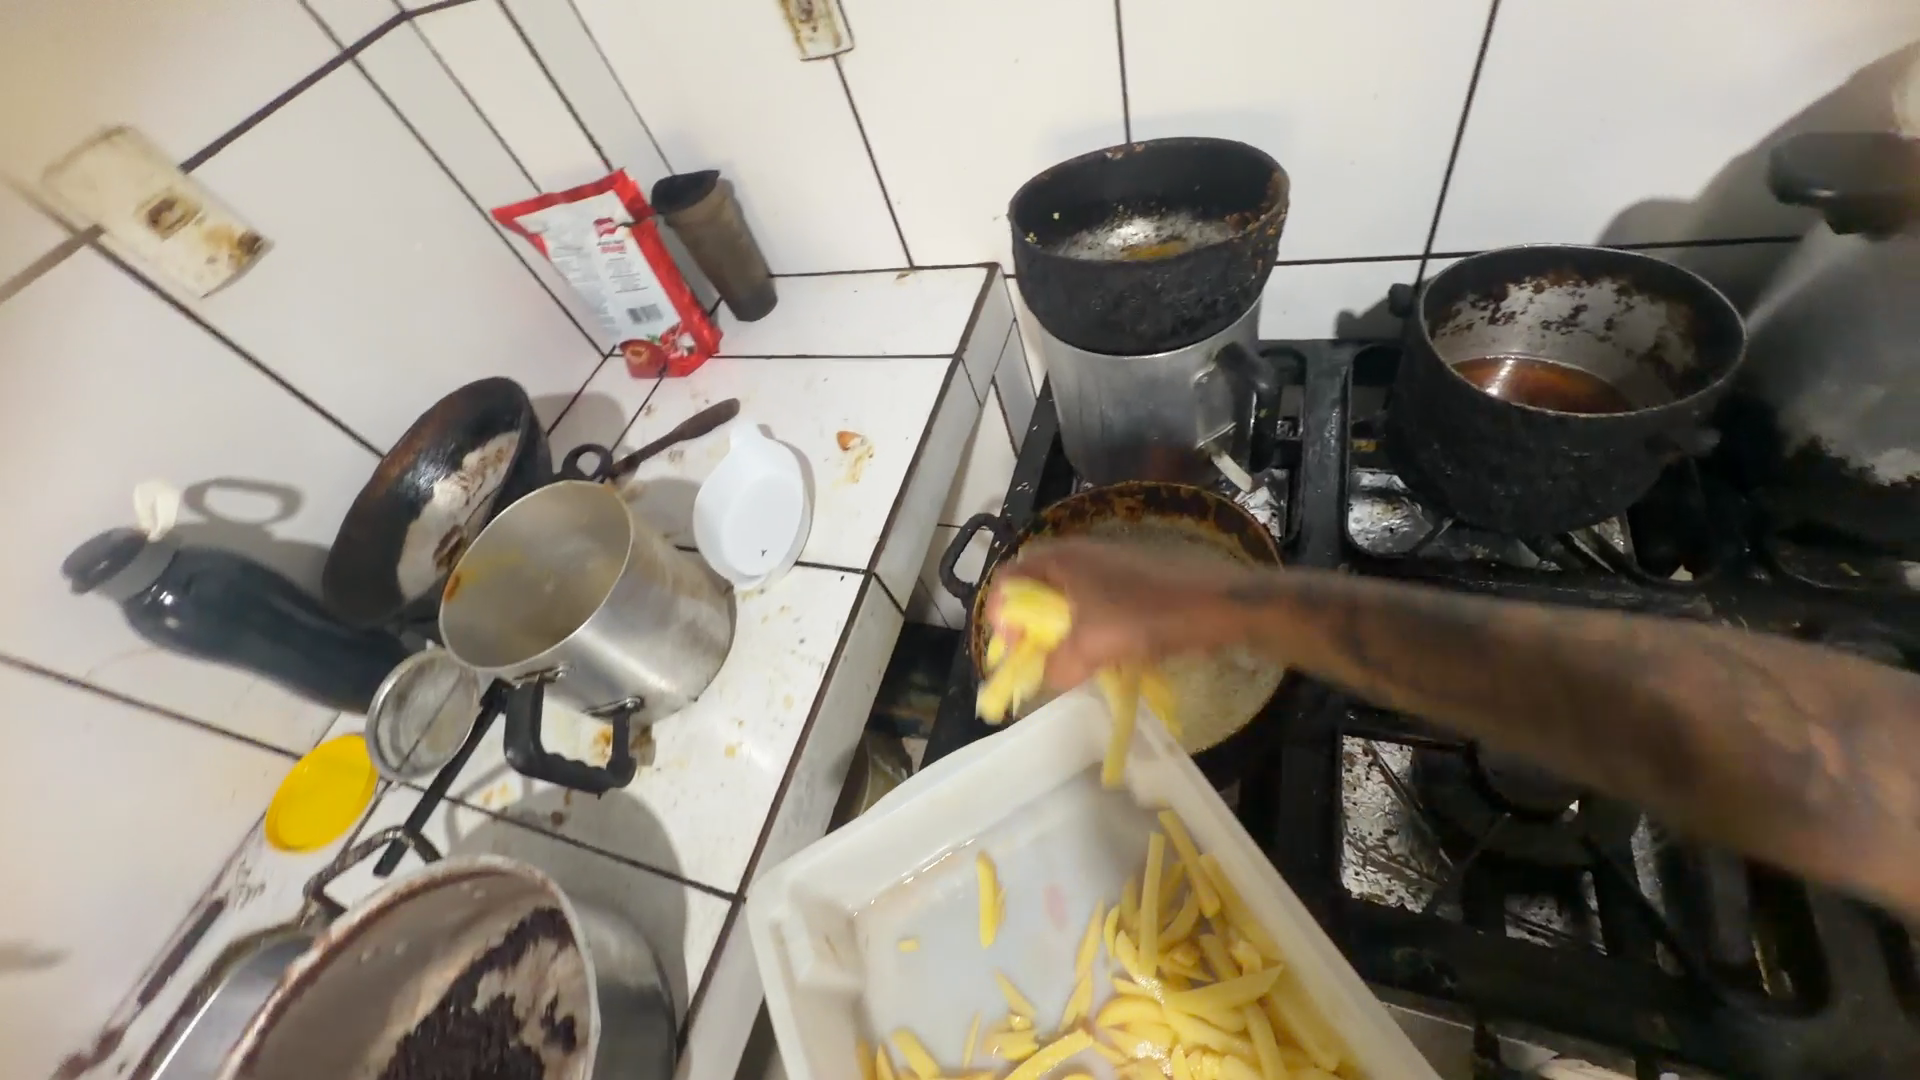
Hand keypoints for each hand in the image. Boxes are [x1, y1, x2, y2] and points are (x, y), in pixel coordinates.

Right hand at [985, 538, 1260, 688]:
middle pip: (1031, 590)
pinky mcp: (1125, 580)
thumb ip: (1057, 666)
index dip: (999, 617)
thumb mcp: (1093, 647)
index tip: (1011, 650)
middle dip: (1026, 628)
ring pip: (1062, 599)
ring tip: (1064, 662)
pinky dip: (1082, 628)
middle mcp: (1074, 555)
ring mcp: (1102, 565)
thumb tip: (1044, 680)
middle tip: (1033, 660)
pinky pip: (1088, 603)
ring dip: (1055, 631)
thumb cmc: (1147, 615)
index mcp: (1058, 560)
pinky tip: (1098, 652)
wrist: (1216, 603)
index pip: (1006, 580)